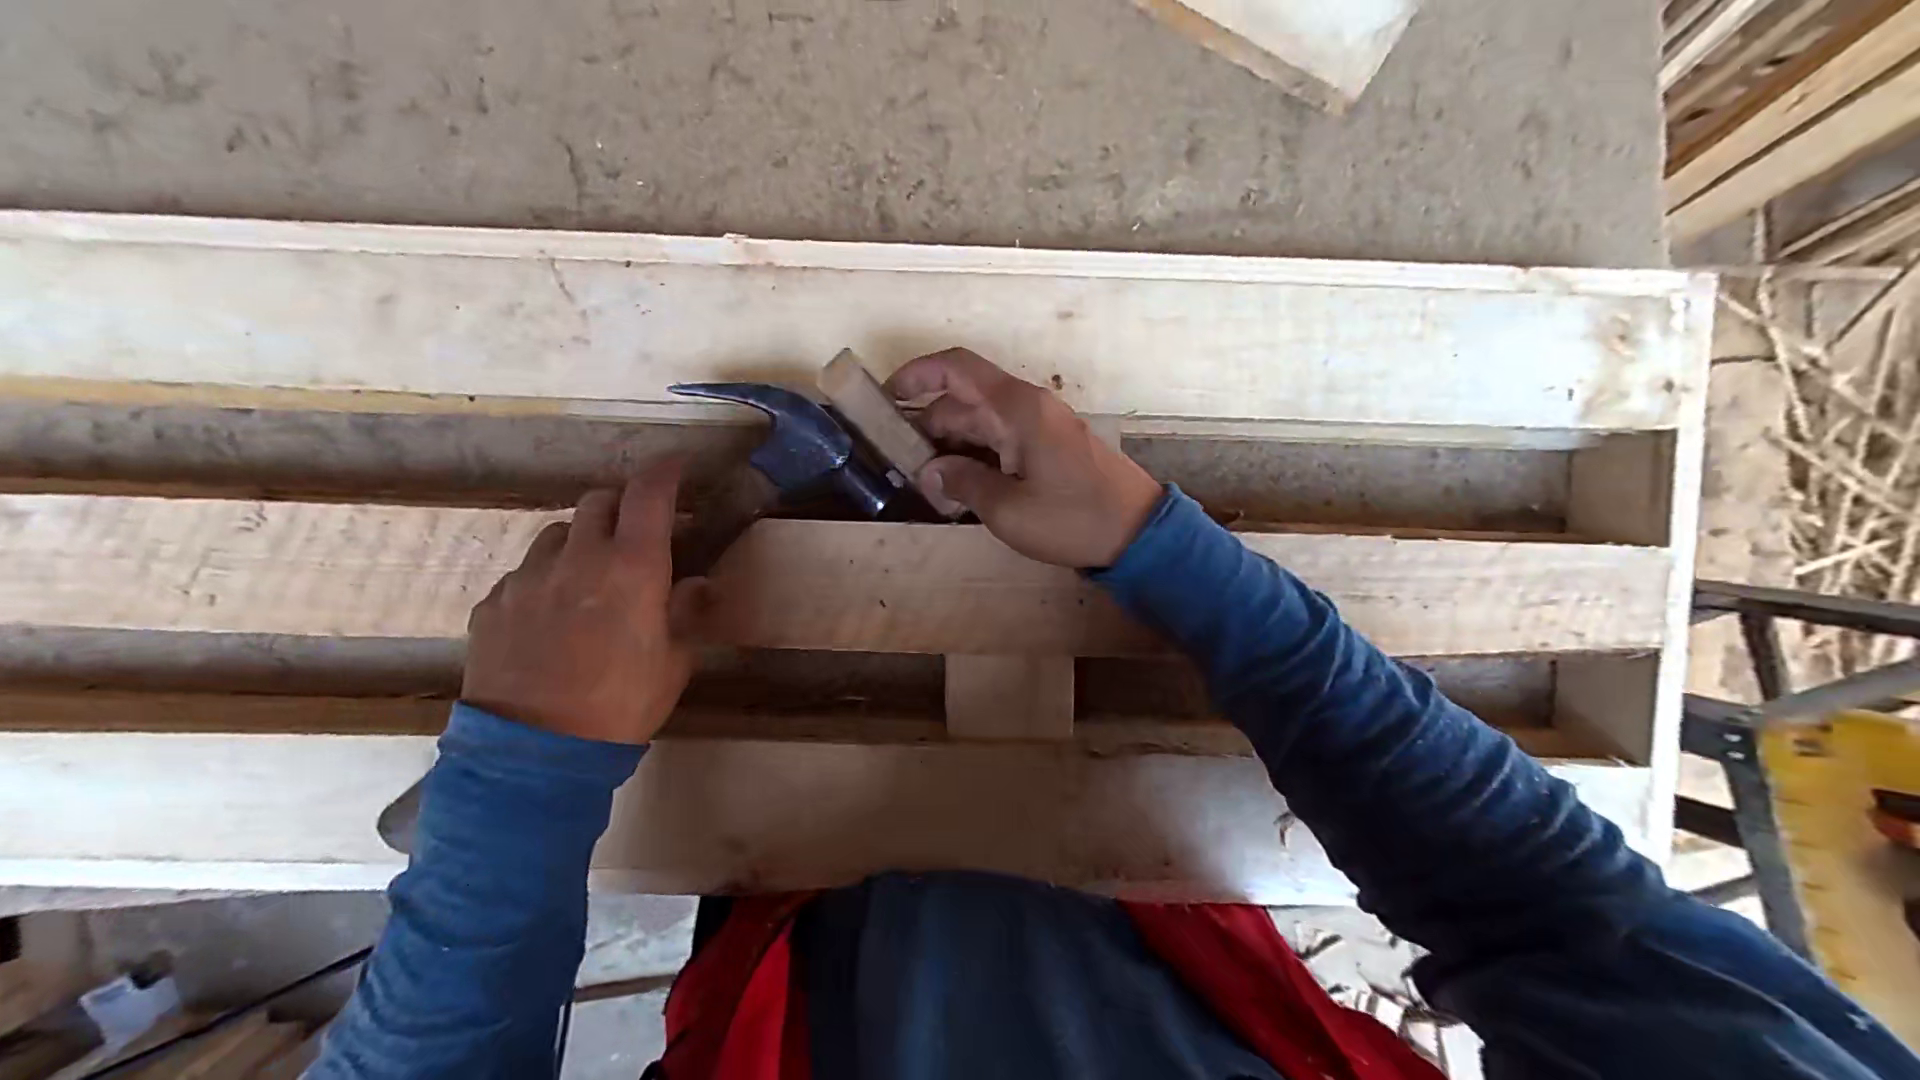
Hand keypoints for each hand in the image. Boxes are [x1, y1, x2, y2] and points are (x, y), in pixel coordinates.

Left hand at [462, 460, 697, 744]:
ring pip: (559, 532)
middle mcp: (579, 558)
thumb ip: (688, 612)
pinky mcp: (493, 603)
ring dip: (582, 539)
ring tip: (591, 574)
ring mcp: (528, 577)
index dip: (665, 472)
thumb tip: (700, 584)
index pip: (649, 494)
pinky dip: (547, 577)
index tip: (676, 466)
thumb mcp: (675, 661)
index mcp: (633, 567)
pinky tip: (552, 613)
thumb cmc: (622, 703)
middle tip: (636, 531)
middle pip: (598, 500)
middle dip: (622, 505)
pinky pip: (525, 572)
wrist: (535, 753)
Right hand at [887, 348, 1162, 567]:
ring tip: (928, 485)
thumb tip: (929, 472)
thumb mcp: (1008, 509)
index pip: (956, 369)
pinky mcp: (1050, 447)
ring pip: (982, 424)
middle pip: (963, 402)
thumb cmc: (1072, 519)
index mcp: (1016, 409)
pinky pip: (1002, 441)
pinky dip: (977, 457)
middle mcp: (1027, 407)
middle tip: (902, 467)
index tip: (886, 398)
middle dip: (928, 429)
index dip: (917, 375)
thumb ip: (962, 484)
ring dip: (952, 448)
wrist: (1138, 533)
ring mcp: (1041, 426)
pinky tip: (962, 488)